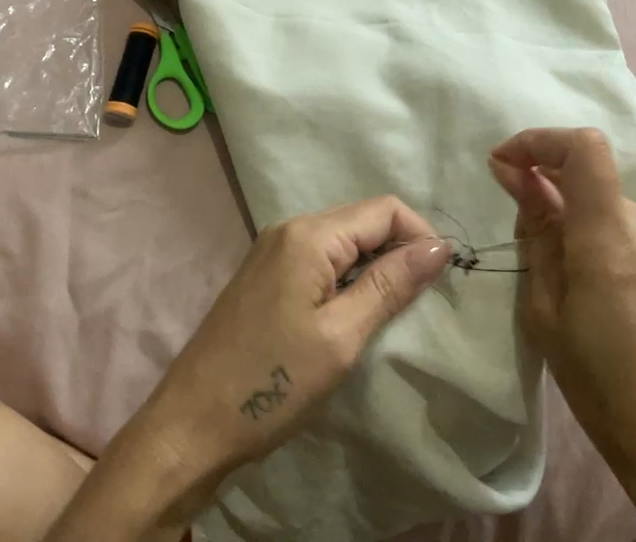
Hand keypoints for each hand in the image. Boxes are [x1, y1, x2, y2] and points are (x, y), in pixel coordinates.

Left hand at [143, 196, 453, 471]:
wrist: (192, 425)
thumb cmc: (271, 383)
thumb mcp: (341, 337)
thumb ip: (389, 284)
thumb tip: (439, 246)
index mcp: (308, 235)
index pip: (384, 210)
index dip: (421, 237)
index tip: (444, 282)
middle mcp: (288, 230)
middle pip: (363, 221)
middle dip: (400, 251)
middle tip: (424, 302)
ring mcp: (272, 253)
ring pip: (343, 242)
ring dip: (375, 268)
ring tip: (393, 313)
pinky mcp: (265, 278)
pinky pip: (320, 261)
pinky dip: (347, 279)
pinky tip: (355, 316)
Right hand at [489, 128, 635, 490]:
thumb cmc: (599, 382)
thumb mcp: (546, 310)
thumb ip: (536, 233)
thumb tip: (516, 176)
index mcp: (610, 239)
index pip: (584, 148)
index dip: (538, 141)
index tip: (502, 164)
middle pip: (588, 172)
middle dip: (543, 181)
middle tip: (514, 226)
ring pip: (601, 199)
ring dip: (566, 209)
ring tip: (546, 265)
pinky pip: (619, 222)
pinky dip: (589, 228)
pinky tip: (578, 277)